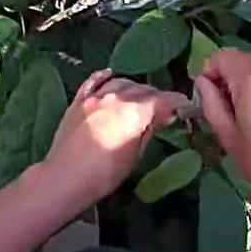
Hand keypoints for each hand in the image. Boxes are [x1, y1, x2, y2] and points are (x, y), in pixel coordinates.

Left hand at [40, 69, 184, 206]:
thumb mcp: (134, 156)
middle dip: (156, 97)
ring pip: (120, 83)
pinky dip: (104, 77)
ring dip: (134, 88)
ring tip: (142, 98)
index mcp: (133, 112)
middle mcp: (115, 97)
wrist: (65, 176)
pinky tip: (110, 75)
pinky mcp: (78, 100)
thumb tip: (160, 118)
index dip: (175, 102)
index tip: (185, 107)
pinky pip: (93, 82)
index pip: (161, 100)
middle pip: (142, 89)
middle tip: (164, 109)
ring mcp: (94, 97)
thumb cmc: (105, 174)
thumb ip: (147, 131)